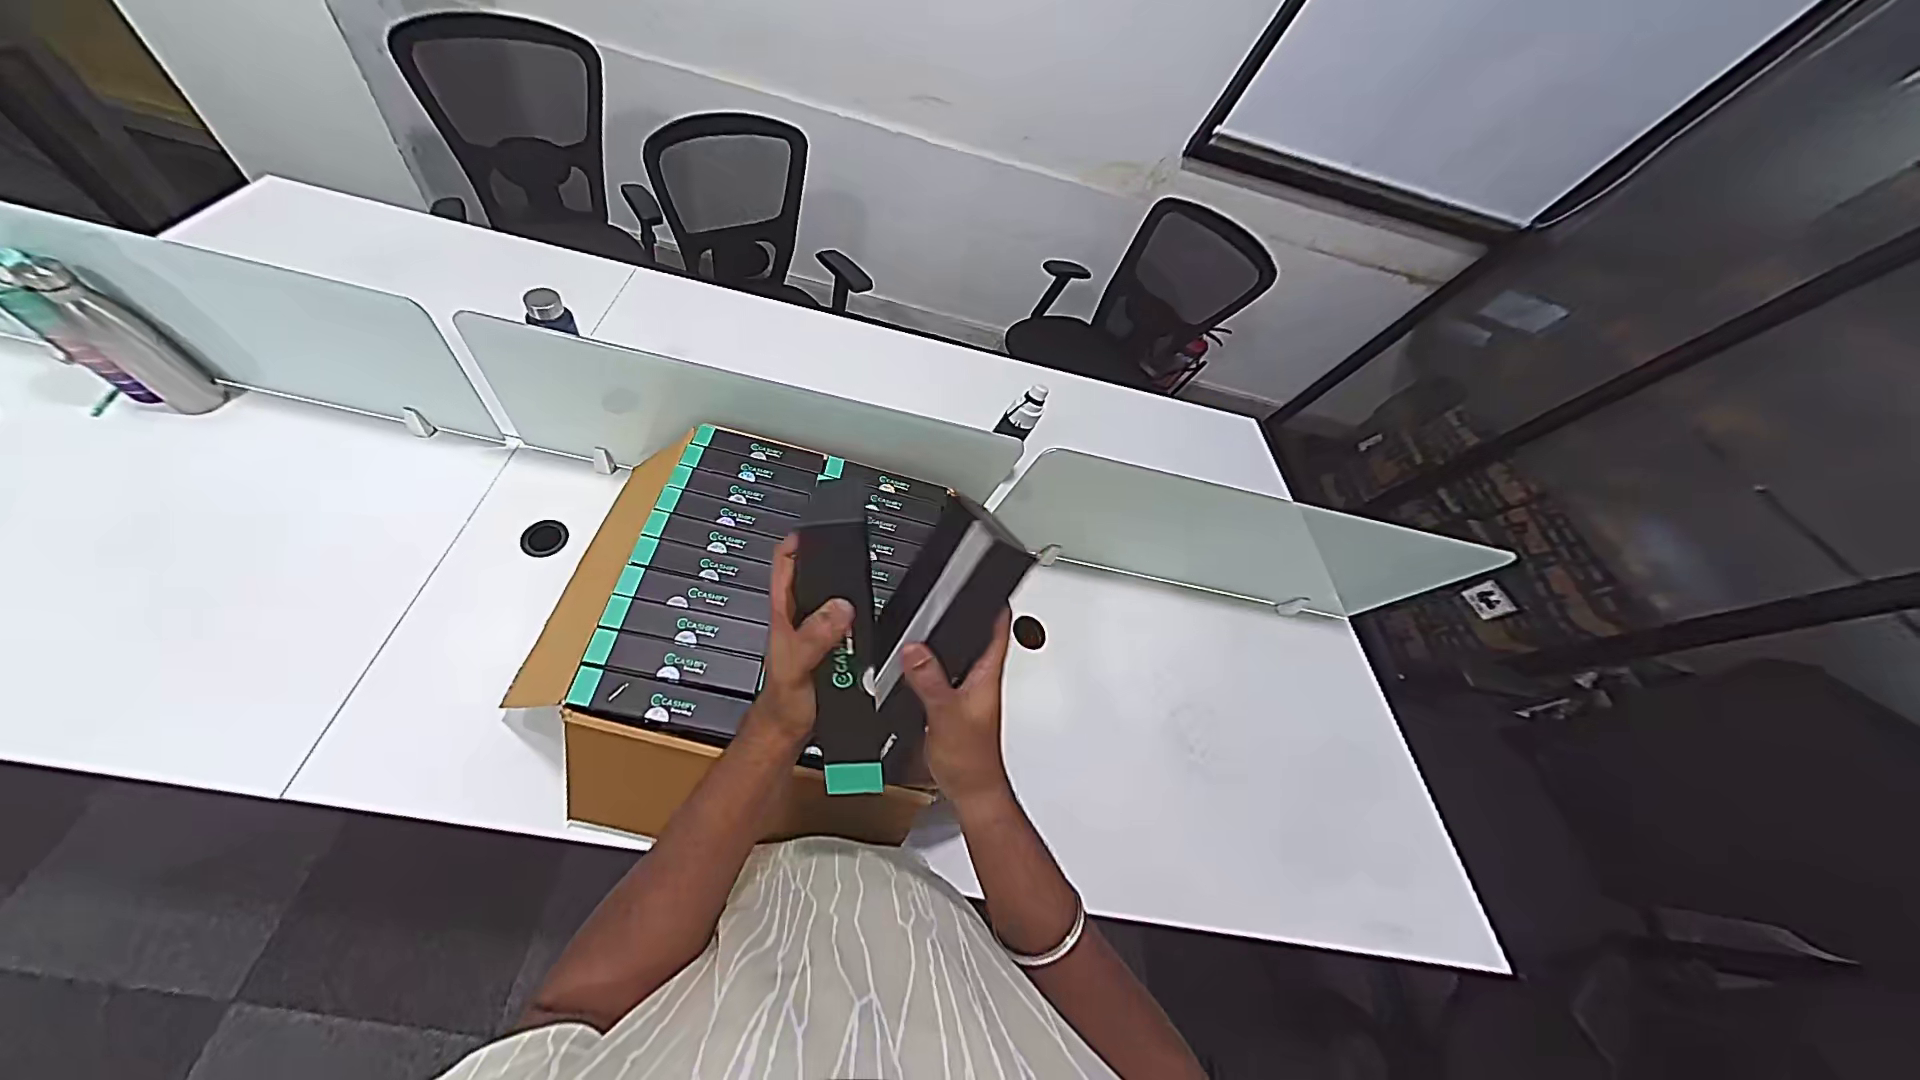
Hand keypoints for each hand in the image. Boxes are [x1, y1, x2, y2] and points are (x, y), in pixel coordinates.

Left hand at [745, 534, 853, 745]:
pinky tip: (867, 630)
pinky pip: (851, 626)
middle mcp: (800, 617)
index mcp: (783, 613)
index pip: (785, 562)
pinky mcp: (834, 646)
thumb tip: (838, 608)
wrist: (792, 728)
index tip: (817, 527)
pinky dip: (861, 624)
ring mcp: (817, 631)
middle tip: (854, 552)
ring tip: (866, 594)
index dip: (799, 540)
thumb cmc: (783, 700)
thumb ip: (814, 636)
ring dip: (852, 598)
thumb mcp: (795, 665)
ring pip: (837, 602)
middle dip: (835, 564)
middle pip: (817, 577)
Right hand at [901, 608, 1014, 805]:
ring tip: (927, 626)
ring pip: (960, 657)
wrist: (971, 789)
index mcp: (987, 675)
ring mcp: (969, 692)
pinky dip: (932, 666)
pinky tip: (916, 668)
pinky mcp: (956, 705)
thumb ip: (930, 679)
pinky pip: (945, 675)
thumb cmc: (971, 760)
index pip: (998, 629)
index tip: (988, 585)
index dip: (995, 603)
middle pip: (977, 638)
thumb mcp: (946, 713)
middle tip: (950, 597)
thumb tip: (915, 650)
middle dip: (964, 618)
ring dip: (946, 643)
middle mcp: (981, 680)